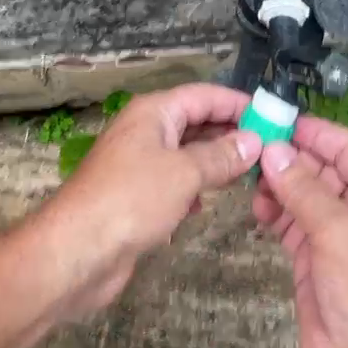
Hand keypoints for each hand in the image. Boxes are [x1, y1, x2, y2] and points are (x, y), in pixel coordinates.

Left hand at [39, 83, 260, 314]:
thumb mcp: (184, 173)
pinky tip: (206, 204)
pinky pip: (174, 182)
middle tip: (269, 148)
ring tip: (249, 174)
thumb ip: (220, 156)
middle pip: (196, 122)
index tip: (271, 115)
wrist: (76, 252)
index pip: (204, 95)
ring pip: (187, 154)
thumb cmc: (130, 200)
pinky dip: (193, 188)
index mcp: (154, 112)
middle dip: (230, 133)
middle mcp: (146, 131)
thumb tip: (253, 140)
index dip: (237, 102)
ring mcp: (140, 164)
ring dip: (214, 162)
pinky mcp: (137, 197)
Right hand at [252, 116, 347, 347]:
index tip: (285, 120)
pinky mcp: (315, 263)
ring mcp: (336, 239)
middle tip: (257, 143)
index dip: (318, 133)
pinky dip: (273, 212)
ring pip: (303, 197)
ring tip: (253, 175)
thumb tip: (277, 152)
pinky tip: (257, 204)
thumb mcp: (339, 231)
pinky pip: (291, 225)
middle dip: (292, 157)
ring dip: (279, 184)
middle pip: (323, 171)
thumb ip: (304, 189)